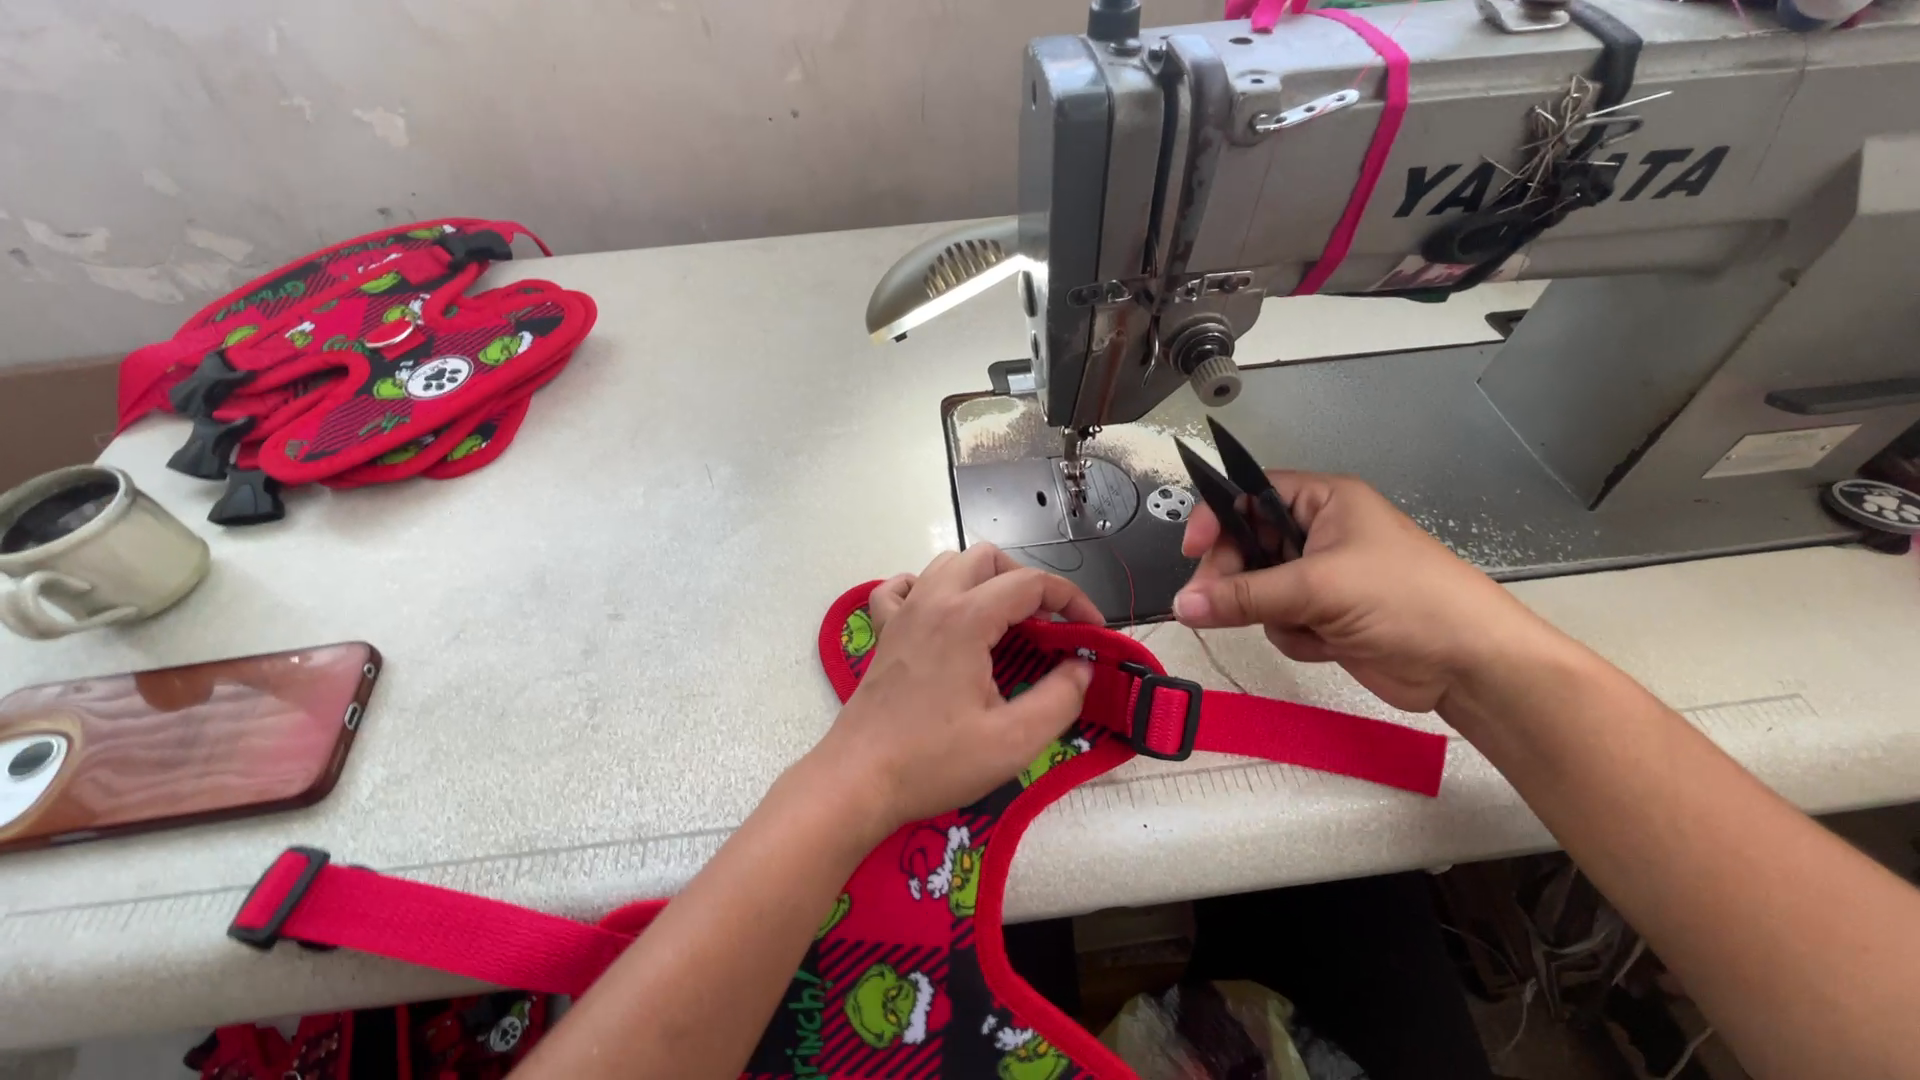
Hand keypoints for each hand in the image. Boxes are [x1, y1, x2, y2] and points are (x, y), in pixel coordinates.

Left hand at [811, 545, 1101, 834]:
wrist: (858, 780)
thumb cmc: (934, 761)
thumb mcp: (1014, 740)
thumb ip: (1060, 698)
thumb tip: (1081, 666)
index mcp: (966, 618)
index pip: (1031, 583)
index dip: (1072, 601)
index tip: (1091, 632)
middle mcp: (932, 601)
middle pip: (989, 559)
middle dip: (1028, 583)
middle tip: (1048, 628)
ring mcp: (902, 614)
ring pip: (949, 565)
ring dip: (985, 581)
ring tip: (1006, 624)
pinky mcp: (883, 634)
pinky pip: (904, 587)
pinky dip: (930, 589)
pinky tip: (944, 616)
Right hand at [1172, 472, 1554, 712]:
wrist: (1469, 665)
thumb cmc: (1405, 600)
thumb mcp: (1318, 587)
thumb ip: (1243, 595)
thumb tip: (1181, 605)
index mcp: (1324, 502)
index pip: (1250, 495)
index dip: (1217, 517)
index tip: (1191, 552)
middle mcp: (1319, 534)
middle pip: (1246, 547)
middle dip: (1235, 579)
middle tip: (1213, 605)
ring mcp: (1321, 578)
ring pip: (1257, 590)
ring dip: (1271, 613)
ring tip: (1304, 625)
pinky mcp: (1326, 617)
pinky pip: (1278, 621)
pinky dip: (1295, 635)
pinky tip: (1327, 643)